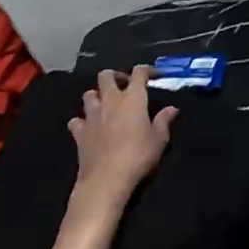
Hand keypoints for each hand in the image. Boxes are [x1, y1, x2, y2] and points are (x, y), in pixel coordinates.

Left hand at [68, 67, 176, 214]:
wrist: (106, 179)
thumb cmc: (138, 155)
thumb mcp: (159, 139)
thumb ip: (164, 120)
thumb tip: (171, 108)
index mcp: (132, 99)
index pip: (138, 73)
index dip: (147, 70)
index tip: (154, 75)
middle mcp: (110, 101)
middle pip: (106, 76)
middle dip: (115, 76)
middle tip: (125, 86)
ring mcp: (91, 115)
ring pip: (88, 94)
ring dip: (97, 95)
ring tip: (106, 104)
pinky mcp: (79, 132)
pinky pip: (76, 120)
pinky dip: (82, 120)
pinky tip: (89, 127)